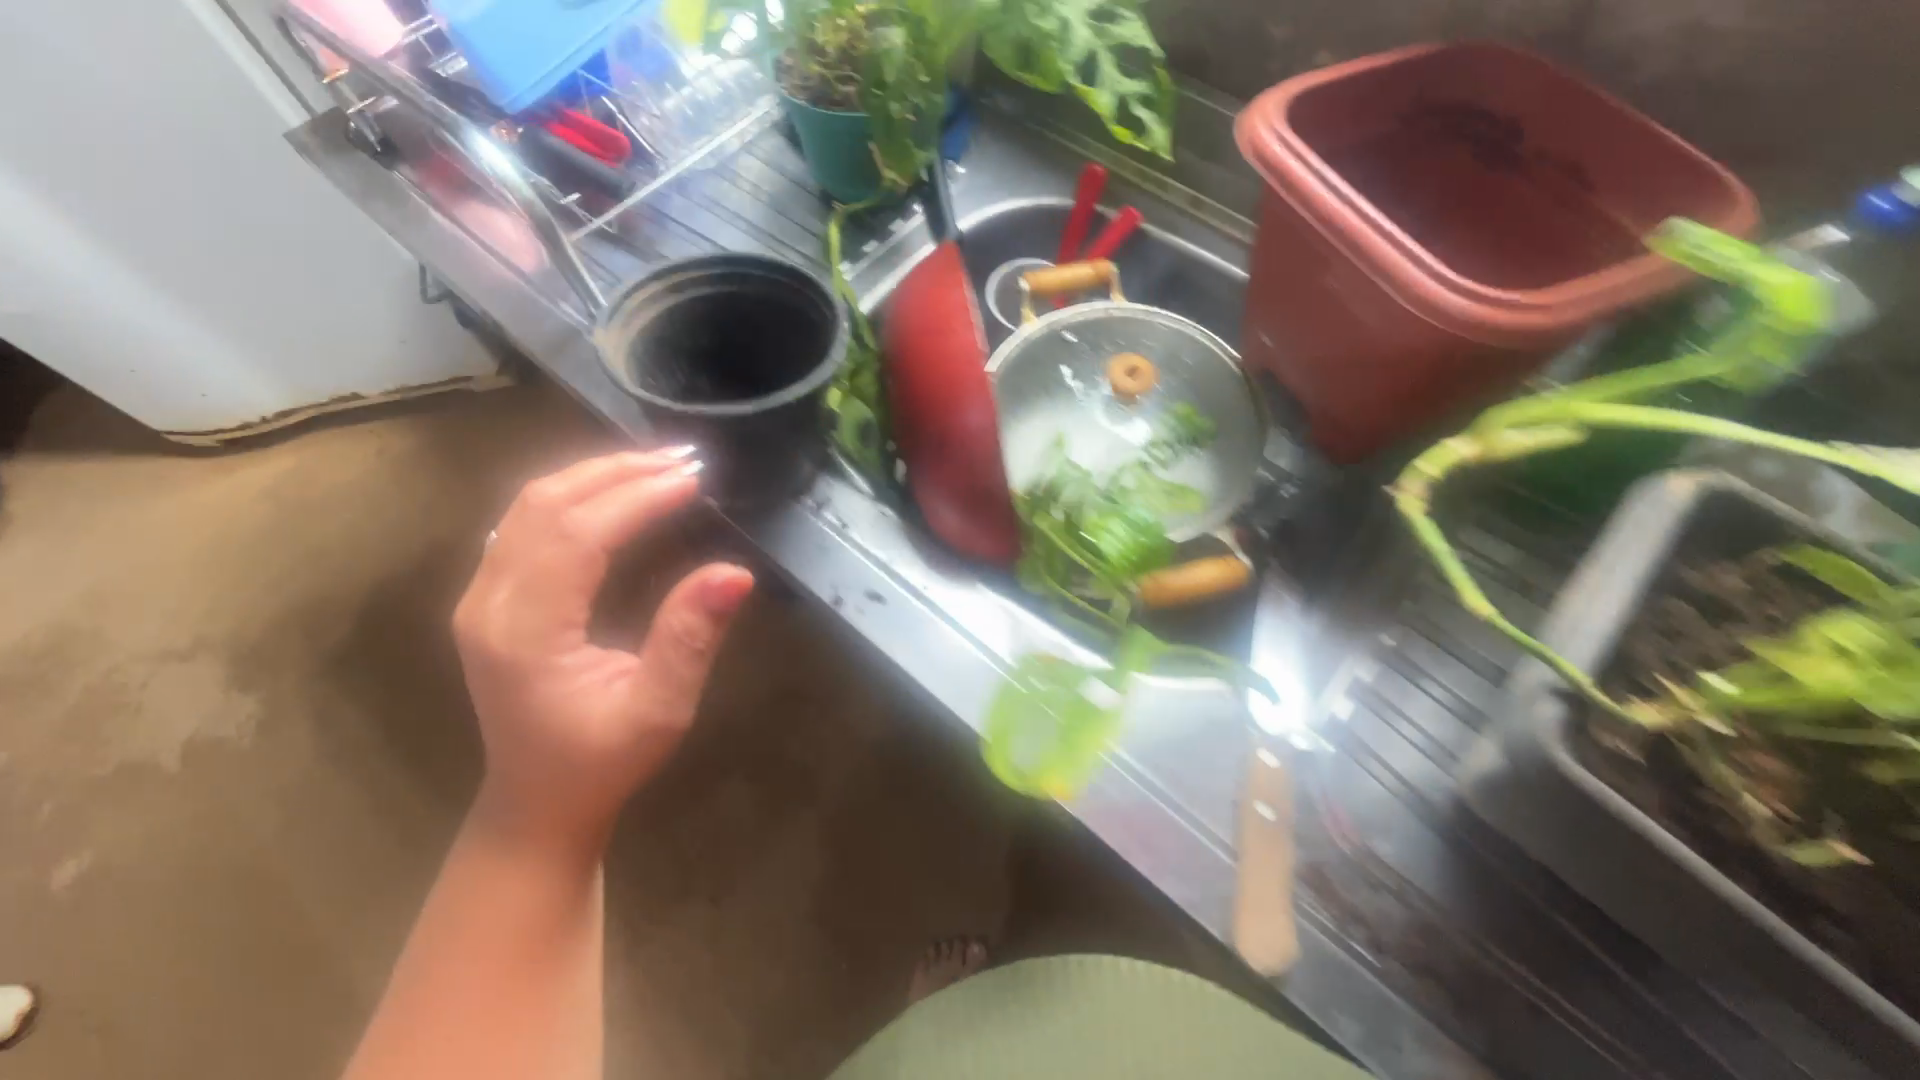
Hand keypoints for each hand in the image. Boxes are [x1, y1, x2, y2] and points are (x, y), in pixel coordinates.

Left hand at [452, 449, 754, 846]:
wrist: (537, 802)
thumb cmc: (602, 762)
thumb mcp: (658, 710)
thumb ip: (689, 638)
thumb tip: (735, 573)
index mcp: (526, 631)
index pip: (578, 535)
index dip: (637, 498)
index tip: (694, 479)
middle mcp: (489, 602)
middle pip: (546, 504)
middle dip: (618, 472)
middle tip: (685, 460)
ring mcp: (480, 596)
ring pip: (529, 506)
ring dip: (595, 475)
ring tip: (658, 465)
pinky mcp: (488, 597)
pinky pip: (524, 523)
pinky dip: (573, 495)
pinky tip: (612, 491)